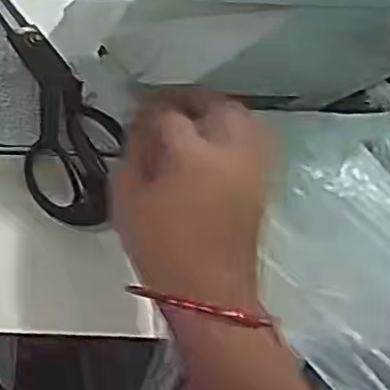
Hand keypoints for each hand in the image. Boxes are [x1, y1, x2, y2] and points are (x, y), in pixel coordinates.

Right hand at [111, 90, 273, 310]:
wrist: (206, 289)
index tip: (130, 108)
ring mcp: (255, 170)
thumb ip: (135, 151)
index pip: (168, 113)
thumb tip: (141, 131)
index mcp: (193, 155)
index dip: (145, 106)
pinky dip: (228, 132)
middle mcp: (233, 155)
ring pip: (244, 120)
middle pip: (219, 106)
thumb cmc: (157, 241)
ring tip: (185, 119)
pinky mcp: (263, 185)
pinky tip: (203, 143)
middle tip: (162, 104)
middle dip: (189, 99)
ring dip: (215, 113)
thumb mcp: (126, 190)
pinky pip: (250, 142)